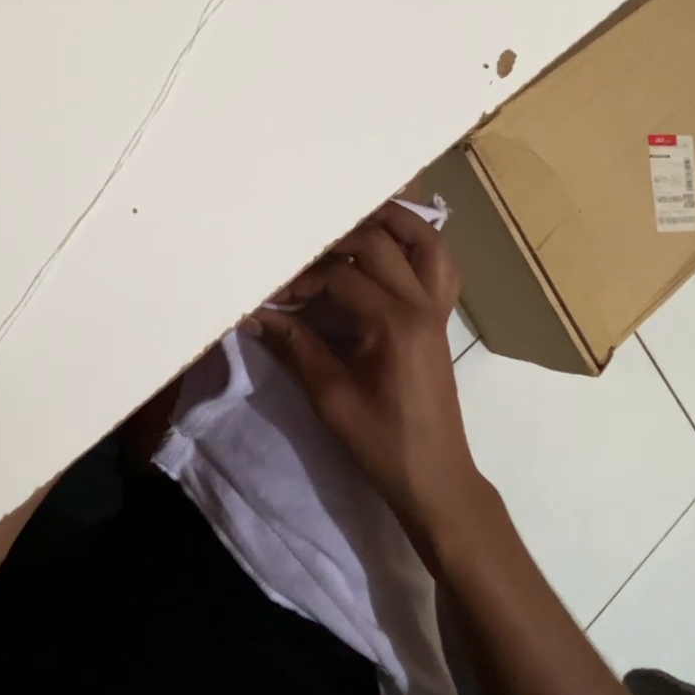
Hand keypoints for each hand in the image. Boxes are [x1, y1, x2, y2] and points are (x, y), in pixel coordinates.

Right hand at [249, 201, 481, 534]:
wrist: (434, 476)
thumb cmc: (381, 441)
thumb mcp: (330, 396)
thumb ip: (295, 345)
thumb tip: (254, 313)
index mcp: (394, 323)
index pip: (340, 276)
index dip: (302, 279)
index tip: (273, 295)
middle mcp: (421, 304)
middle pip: (378, 243)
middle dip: (333, 243)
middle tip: (300, 259)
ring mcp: (437, 308)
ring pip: (424, 242)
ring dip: (390, 223)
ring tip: (351, 218)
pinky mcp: (440, 318)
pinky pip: (439, 266)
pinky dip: (417, 246)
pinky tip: (389, 247)